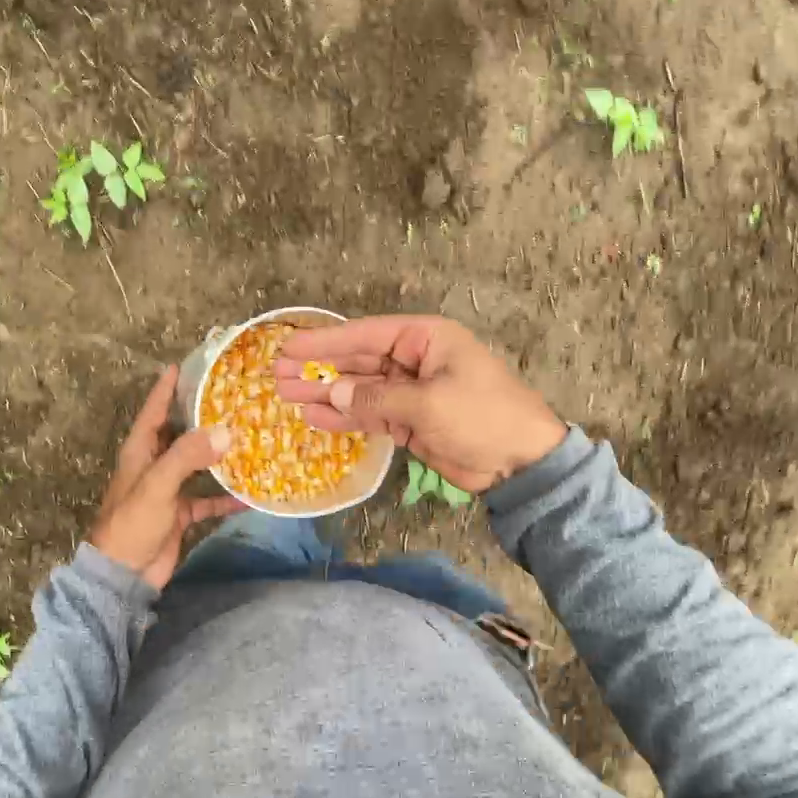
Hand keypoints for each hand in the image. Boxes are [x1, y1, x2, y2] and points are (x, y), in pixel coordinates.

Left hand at [89, 366, 245, 588]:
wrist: (124, 574)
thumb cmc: (133, 524)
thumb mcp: (158, 485)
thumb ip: (188, 456)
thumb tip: (225, 432)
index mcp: (139, 453)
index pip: (153, 412)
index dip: (165, 389)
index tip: (182, 366)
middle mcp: (153, 467)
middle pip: (177, 434)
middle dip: (199, 418)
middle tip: (229, 399)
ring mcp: (167, 492)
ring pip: (196, 466)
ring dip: (217, 456)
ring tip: (247, 438)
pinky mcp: (179, 516)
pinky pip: (207, 500)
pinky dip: (225, 497)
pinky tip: (250, 495)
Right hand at [272, 315, 567, 493]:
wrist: (520, 462)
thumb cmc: (483, 417)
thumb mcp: (428, 403)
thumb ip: (377, 398)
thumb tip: (333, 392)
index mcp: (426, 340)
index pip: (365, 335)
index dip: (325, 341)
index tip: (288, 347)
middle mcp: (414, 361)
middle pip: (357, 362)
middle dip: (318, 369)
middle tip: (277, 376)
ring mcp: (411, 393)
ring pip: (359, 390)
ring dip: (324, 394)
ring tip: (286, 396)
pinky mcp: (409, 422)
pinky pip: (369, 416)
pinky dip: (344, 418)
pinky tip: (314, 417)